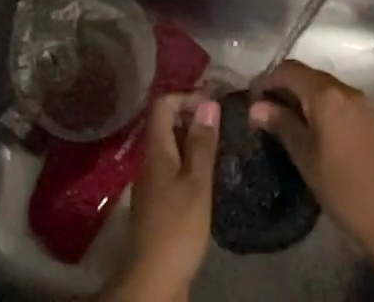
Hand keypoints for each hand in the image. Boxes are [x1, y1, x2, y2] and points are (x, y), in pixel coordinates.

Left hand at [101, 95, 219, 301]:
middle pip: (165, 124)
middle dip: (193, 117)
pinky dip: (190, 163)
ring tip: (222, 149)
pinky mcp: (157, 202)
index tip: (214, 108)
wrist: (153, 277)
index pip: (163, 104)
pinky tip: (210, 177)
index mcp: (155, 150)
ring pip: (170, 147)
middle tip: (224, 126)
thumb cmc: (177, 227)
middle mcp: (149, 160)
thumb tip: (209, 103)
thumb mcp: (196, 183)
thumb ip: (202, 143)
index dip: (187, 97)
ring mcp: (151, 181)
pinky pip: (172, 168)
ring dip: (193, 141)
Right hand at [251, 61, 373, 247]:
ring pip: (325, 89)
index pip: (289, 70)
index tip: (251, 100)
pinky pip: (340, 102)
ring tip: (286, 124)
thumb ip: (282, 125)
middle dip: (284, 88)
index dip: (267, 80)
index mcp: (326, 95)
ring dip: (303, 98)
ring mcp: (364, 104)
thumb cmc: (344, 188)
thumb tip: (256, 107)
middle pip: (308, 75)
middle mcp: (347, 90)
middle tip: (265, 113)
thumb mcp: (305, 157)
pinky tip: (314, 132)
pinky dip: (322, 108)